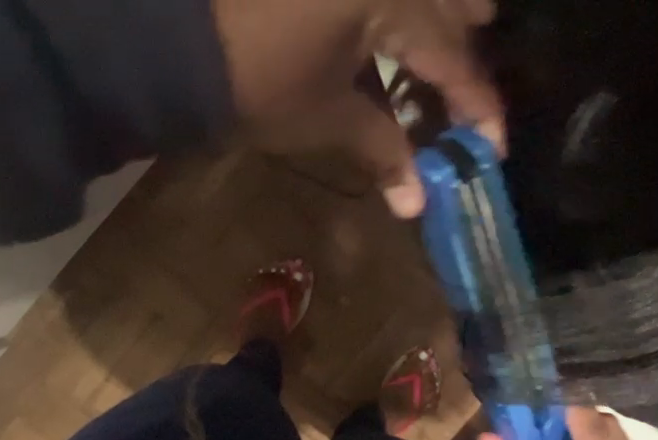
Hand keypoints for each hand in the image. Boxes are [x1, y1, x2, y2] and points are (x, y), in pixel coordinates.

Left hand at [214, 0, 505, 217]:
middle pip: (444, 3)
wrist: (163, 36)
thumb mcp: (327, 117)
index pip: (451, 57)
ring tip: (445, 46)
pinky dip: (393, 16)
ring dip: (433, 19)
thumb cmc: (254, 80)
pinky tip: (388, 36)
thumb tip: (418, 201)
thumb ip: (383, 149)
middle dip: (463, 45)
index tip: (494, 146)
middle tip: (472, 89)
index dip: (476, 106)